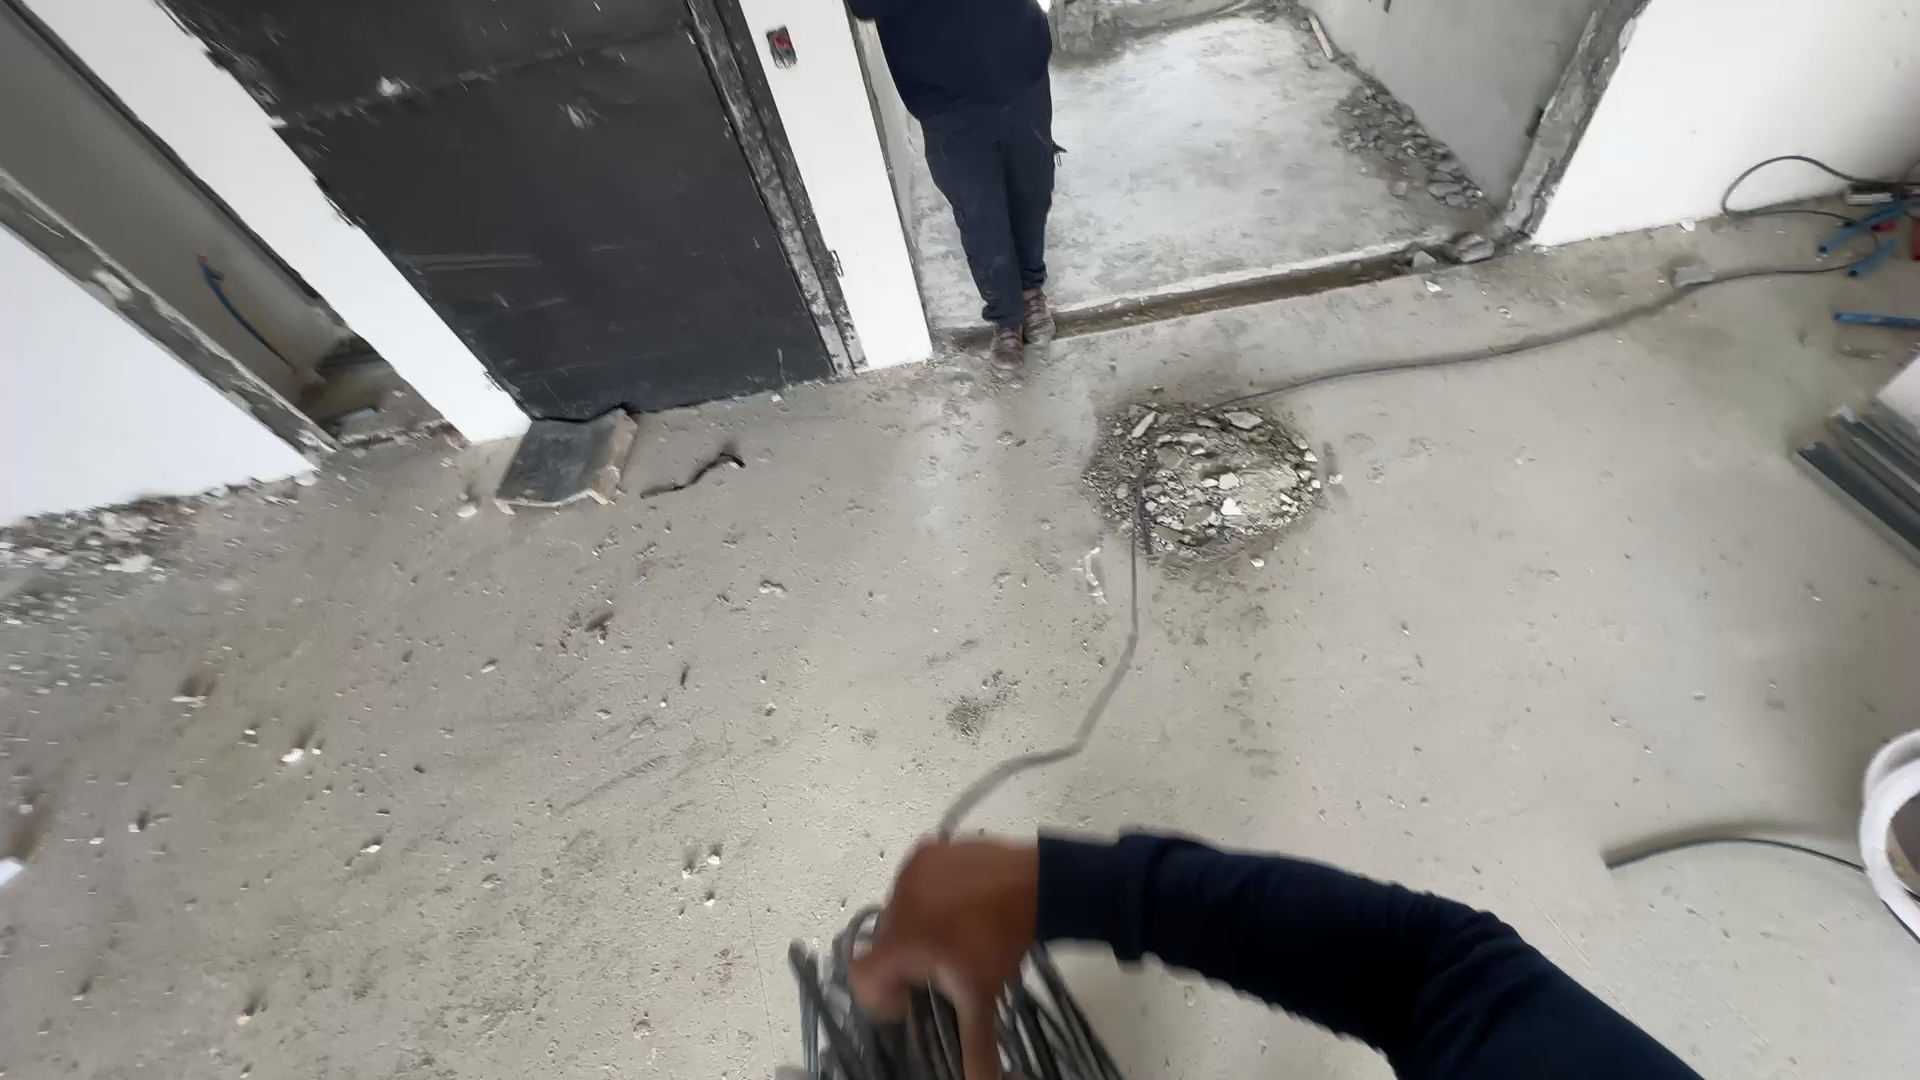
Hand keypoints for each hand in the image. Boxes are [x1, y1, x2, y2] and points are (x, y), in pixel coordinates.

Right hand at [848, 837, 1039, 1079]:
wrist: (1032, 883)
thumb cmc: (999, 941)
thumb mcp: (981, 998)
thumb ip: (973, 1048)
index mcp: (901, 938)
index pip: (860, 975)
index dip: (880, 996)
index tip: (914, 996)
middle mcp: (897, 900)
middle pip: (884, 944)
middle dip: (906, 961)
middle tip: (943, 966)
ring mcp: (912, 869)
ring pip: (899, 910)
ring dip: (917, 926)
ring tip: (955, 932)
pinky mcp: (928, 848)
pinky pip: (914, 880)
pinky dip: (928, 894)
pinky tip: (959, 903)